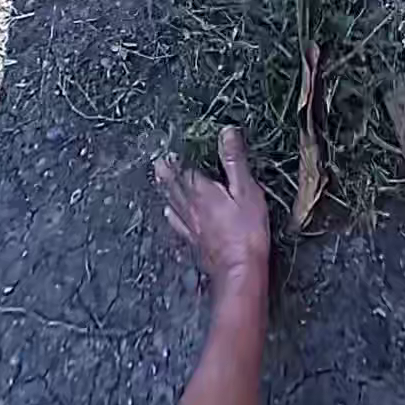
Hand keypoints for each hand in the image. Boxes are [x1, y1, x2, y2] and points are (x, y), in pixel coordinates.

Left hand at [155, 126, 269, 297]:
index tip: (170, 148)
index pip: (185, 171)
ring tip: (159, 182)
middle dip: (167, 174)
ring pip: (174, 205)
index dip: (178, 159)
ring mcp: (191, 228)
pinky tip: (169, 215)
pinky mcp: (195, 244)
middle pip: (174, 188)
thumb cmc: (247, 229)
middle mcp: (191, 209)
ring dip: (166, 192)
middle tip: (158, 163)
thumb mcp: (246, 188)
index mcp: (202, 193)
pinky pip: (178, 226)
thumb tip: (226, 131)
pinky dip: (172, 216)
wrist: (241, 272)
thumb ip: (234, 160)